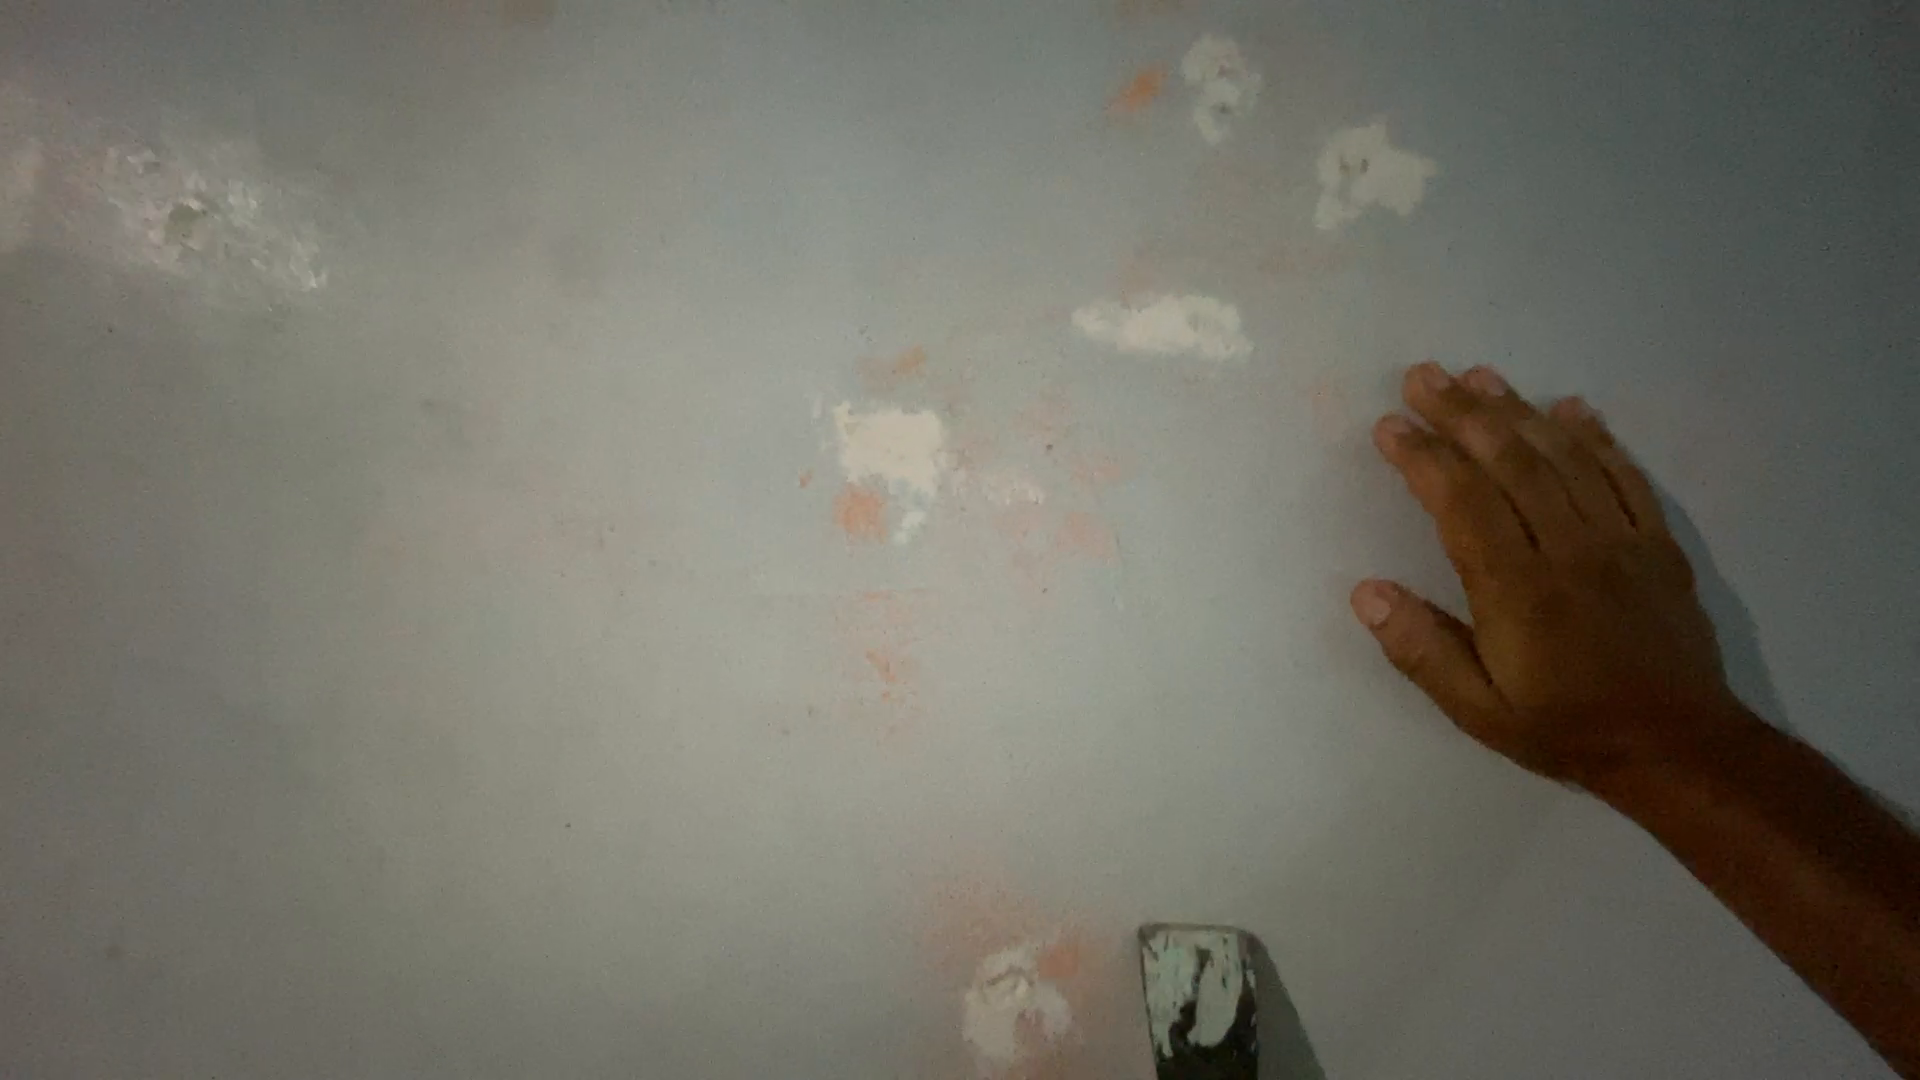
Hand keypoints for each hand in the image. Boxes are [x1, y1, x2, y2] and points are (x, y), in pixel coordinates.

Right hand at [1352, 362, 1750, 788]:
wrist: (1681, 752)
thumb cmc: (1561, 727)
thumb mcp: (1474, 708)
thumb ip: (1420, 649)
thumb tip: (1365, 591)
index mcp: (1518, 590)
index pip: (1463, 505)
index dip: (1424, 459)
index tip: (1390, 426)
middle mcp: (1571, 552)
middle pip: (1514, 465)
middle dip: (1463, 415)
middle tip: (1423, 376)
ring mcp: (1622, 544)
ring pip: (1567, 460)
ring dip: (1519, 412)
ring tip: (1479, 376)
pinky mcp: (1657, 547)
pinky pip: (1627, 479)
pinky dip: (1597, 438)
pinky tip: (1570, 408)